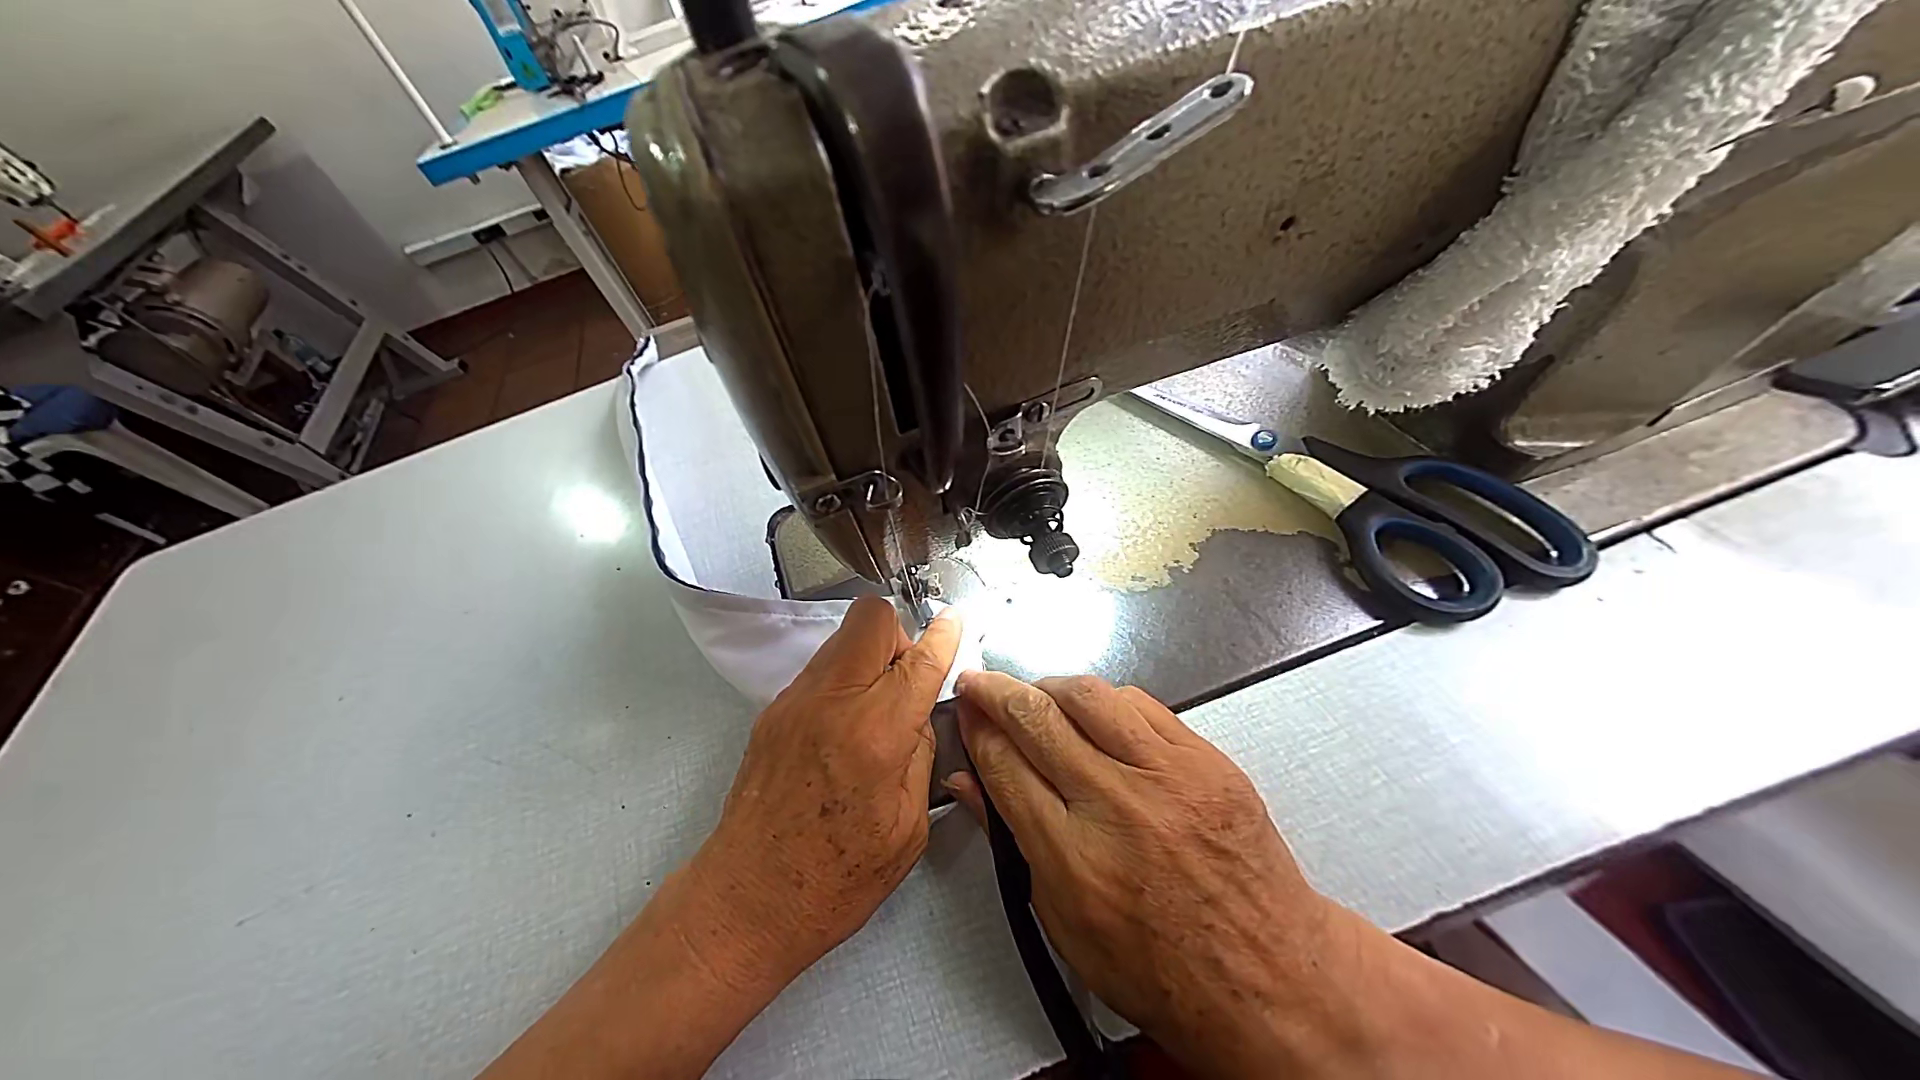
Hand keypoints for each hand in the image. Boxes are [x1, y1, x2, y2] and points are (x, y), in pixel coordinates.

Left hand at [691, 596, 962, 984]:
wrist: (749, 898)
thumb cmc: (834, 879)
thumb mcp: (908, 827)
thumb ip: (920, 756)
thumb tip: (919, 716)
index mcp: (876, 734)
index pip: (919, 660)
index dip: (943, 636)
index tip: (952, 622)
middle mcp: (832, 704)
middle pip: (871, 619)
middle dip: (900, 635)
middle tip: (907, 675)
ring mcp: (795, 702)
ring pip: (842, 637)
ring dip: (870, 654)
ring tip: (878, 703)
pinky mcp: (773, 712)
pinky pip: (820, 668)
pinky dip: (844, 678)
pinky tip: (847, 724)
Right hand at [946, 673, 1372, 1078]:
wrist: (1265, 975)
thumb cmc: (1163, 969)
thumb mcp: (1063, 921)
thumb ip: (1011, 841)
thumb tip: (971, 785)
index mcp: (1073, 857)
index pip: (1004, 765)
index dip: (976, 729)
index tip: (966, 714)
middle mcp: (1117, 805)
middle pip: (1036, 719)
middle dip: (996, 692)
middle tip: (980, 683)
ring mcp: (1167, 776)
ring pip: (1088, 696)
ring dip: (1048, 685)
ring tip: (1033, 692)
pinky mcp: (1205, 760)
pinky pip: (1143, 704)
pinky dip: (1106, 698)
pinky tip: (1093, 709)